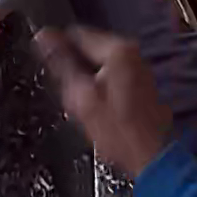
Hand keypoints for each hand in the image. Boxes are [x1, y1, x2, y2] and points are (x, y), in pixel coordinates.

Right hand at [37, 26, 173, 175]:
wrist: (154, 162)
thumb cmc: (118, 131)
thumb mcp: (80, 95)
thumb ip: (59, 62)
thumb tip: (42, 36)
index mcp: (116, 49)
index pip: (74, 34)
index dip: (56, 48)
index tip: (48, 63)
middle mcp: (131, 53)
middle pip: (87, 48)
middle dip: (74, 67)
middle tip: (68, 90)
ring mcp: (139, 67)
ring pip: (98, 62)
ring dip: (87, 77)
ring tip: (84, 102)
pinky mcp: (141, 81)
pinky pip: (111, 73)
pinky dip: (101, 84)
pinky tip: (99, 106)